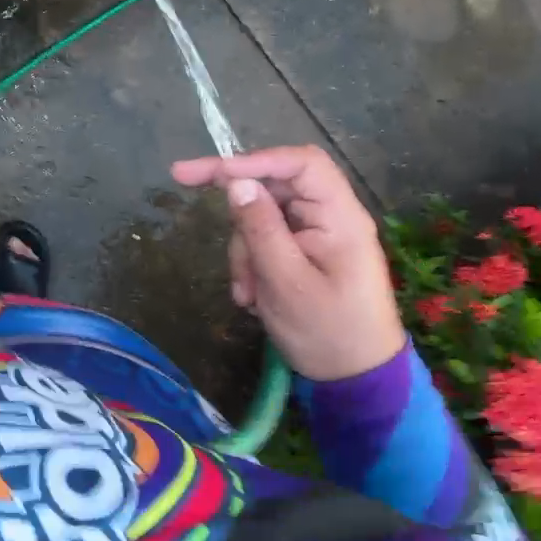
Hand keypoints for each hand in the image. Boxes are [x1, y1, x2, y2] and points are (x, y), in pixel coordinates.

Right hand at [170, 146, 405, 381]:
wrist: (355, 381)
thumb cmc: (328, 332)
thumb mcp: (286, 282)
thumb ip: (260, 229)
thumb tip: (235, 183)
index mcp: (340, 217)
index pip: (299, 164)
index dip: (253, 159)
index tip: (208, 171)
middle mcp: (330, 216)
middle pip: (274, 185)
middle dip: (238, 207)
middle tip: (185, 184)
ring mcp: (317, 234)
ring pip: (262, 214)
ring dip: (243, 248)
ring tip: (247, 292)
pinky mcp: (304, 252)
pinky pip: (265, 238)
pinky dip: (251, 262)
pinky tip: (253, 295)